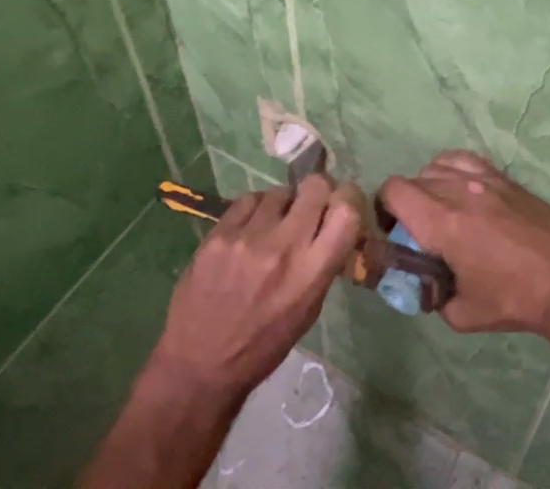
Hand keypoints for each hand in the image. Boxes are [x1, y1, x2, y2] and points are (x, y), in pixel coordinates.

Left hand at [151, 175, 365, 393]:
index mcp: (312, 273)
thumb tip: (332, 228)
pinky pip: (248, 201)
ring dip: (284, 204)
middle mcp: (284, 247)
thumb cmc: (263, 346)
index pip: (346, 212)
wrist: (200, 362)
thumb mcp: (308, 311)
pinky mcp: (218, 234)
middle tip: (311, 206)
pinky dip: (255, 209)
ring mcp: (248, 237)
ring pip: (280, 191)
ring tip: (275, 224)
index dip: (349, 199)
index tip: (342, 204)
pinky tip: (250, 228)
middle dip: (318, 192)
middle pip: (316, 187)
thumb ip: (323, 265)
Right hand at [380, 150, 549, 337]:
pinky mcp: (507, 180)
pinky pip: (468, 161)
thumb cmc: (514, 300)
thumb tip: (426, 285)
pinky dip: (456, 171)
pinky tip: (465, 193)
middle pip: (414, 179)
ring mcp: (486, 180)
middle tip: (418, 233)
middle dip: (407, 203)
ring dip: (431, 184)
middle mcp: (458, 191)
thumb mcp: (462, 314)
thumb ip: (433, 296)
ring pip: (440, 165)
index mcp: (441, 222)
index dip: (383, 209)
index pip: (393, 191)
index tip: (392, 233)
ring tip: (443, 211)